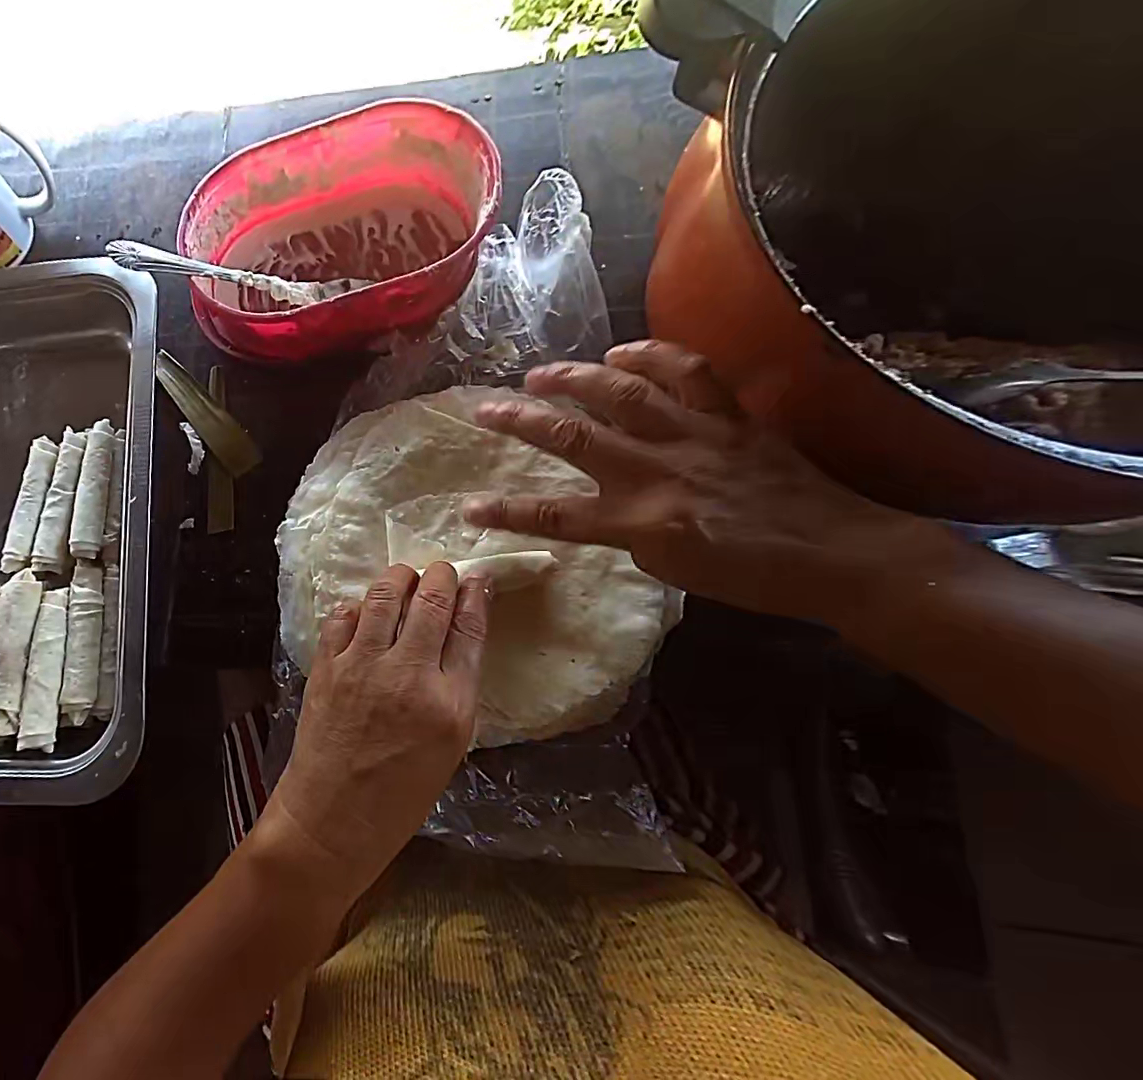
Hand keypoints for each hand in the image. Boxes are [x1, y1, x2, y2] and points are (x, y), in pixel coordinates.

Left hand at [259, 562, 487, 903]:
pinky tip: (363, 610)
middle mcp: (408, 675)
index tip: (477, 578)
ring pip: (383, 597)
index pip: (469, 629)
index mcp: (450, 704)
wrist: (334, 816)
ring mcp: (361, 666)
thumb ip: (453, 690)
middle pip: (430, 602)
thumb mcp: (449, 748)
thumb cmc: (400, 795)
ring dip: (397, 578)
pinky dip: (356, 606)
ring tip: (404, 576)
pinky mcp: (326, 666)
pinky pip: (342, 617)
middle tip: (440, 570)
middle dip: (439, 575)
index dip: (475, 595)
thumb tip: (452, 639)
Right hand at [462, 340, 948, 624]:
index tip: (468, 508)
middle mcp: (658, 473)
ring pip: (623, 394)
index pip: (555, 516)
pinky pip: (691, 373)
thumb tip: (601, 504)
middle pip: (573, 439)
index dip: (506, 513)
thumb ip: (624, 531)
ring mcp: (696, 437)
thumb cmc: (749, 576)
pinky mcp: (732, 417)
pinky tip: (623, 352)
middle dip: (521, 423)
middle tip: (485, 409)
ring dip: (573, 379)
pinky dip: (654, 356)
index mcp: (640, 522)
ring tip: (538, 374)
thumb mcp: (668, 569)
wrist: (843, 558)